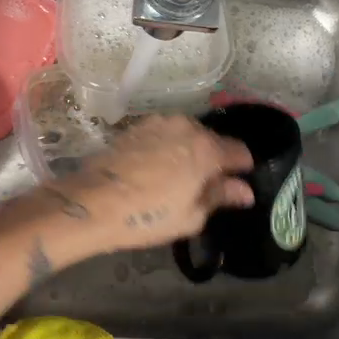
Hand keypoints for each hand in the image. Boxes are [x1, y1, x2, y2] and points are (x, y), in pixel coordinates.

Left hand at [43, 114, 254, 253]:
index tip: (237, 184)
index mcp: (207, 149)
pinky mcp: (138, 126)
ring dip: (190, 151)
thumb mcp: (191, 215)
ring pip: (187, 134)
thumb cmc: (148, 215)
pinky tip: (157, 168)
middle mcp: (187, 127)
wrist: (94, 202)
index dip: (242, 168)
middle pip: (213, 140)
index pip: (239, 151)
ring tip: (178, 177)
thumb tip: (245, 191)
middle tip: (205, 186)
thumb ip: (220, 196)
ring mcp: (160, 122)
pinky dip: (168, 147)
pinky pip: (165, 134)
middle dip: (214, 160)